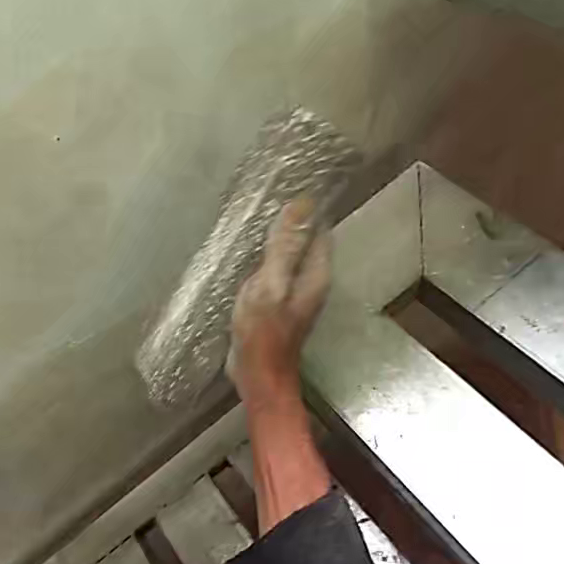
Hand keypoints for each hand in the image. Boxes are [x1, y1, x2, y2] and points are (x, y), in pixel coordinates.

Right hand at [230, 199, 331, 408]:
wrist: (257, 376)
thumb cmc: (263, 333)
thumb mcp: (271, 285)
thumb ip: (285, 246)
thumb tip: (302, 204)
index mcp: (316, 273)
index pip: (318, 228)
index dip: (304, 208)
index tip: (283, 187)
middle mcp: (312, 280)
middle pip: (305, 240)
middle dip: (288, 221)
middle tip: (262, 200)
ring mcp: (295, 293)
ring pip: (289, 256)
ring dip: (274, 240)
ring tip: (251, 221)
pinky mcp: (278, 304)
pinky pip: (275, 271)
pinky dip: (263, 259)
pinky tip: (244, 255)